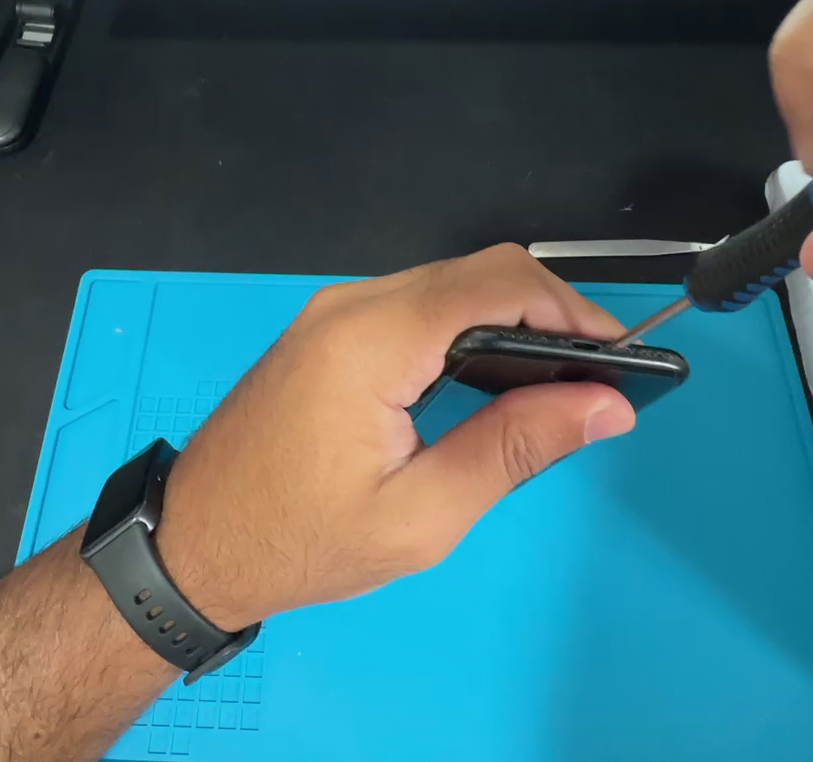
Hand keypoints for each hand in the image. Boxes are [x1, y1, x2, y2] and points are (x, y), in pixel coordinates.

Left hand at [152, 244, 634, 630]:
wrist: (194, 539)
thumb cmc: (301, 540)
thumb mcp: (421, 515)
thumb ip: (514, 448)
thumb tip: (604, 404)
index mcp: (373, 338)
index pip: (495, 281)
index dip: (570, 308)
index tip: (618, 356)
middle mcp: (353, 303)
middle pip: (475, 271)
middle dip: (548, 311)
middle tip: (594, 376)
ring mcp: (335, 309)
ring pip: (448, 283)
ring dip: (509, 317)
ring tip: (557, 380)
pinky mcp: (331, 326)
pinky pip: (417, 304)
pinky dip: (468, 326)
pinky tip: (494, 374)